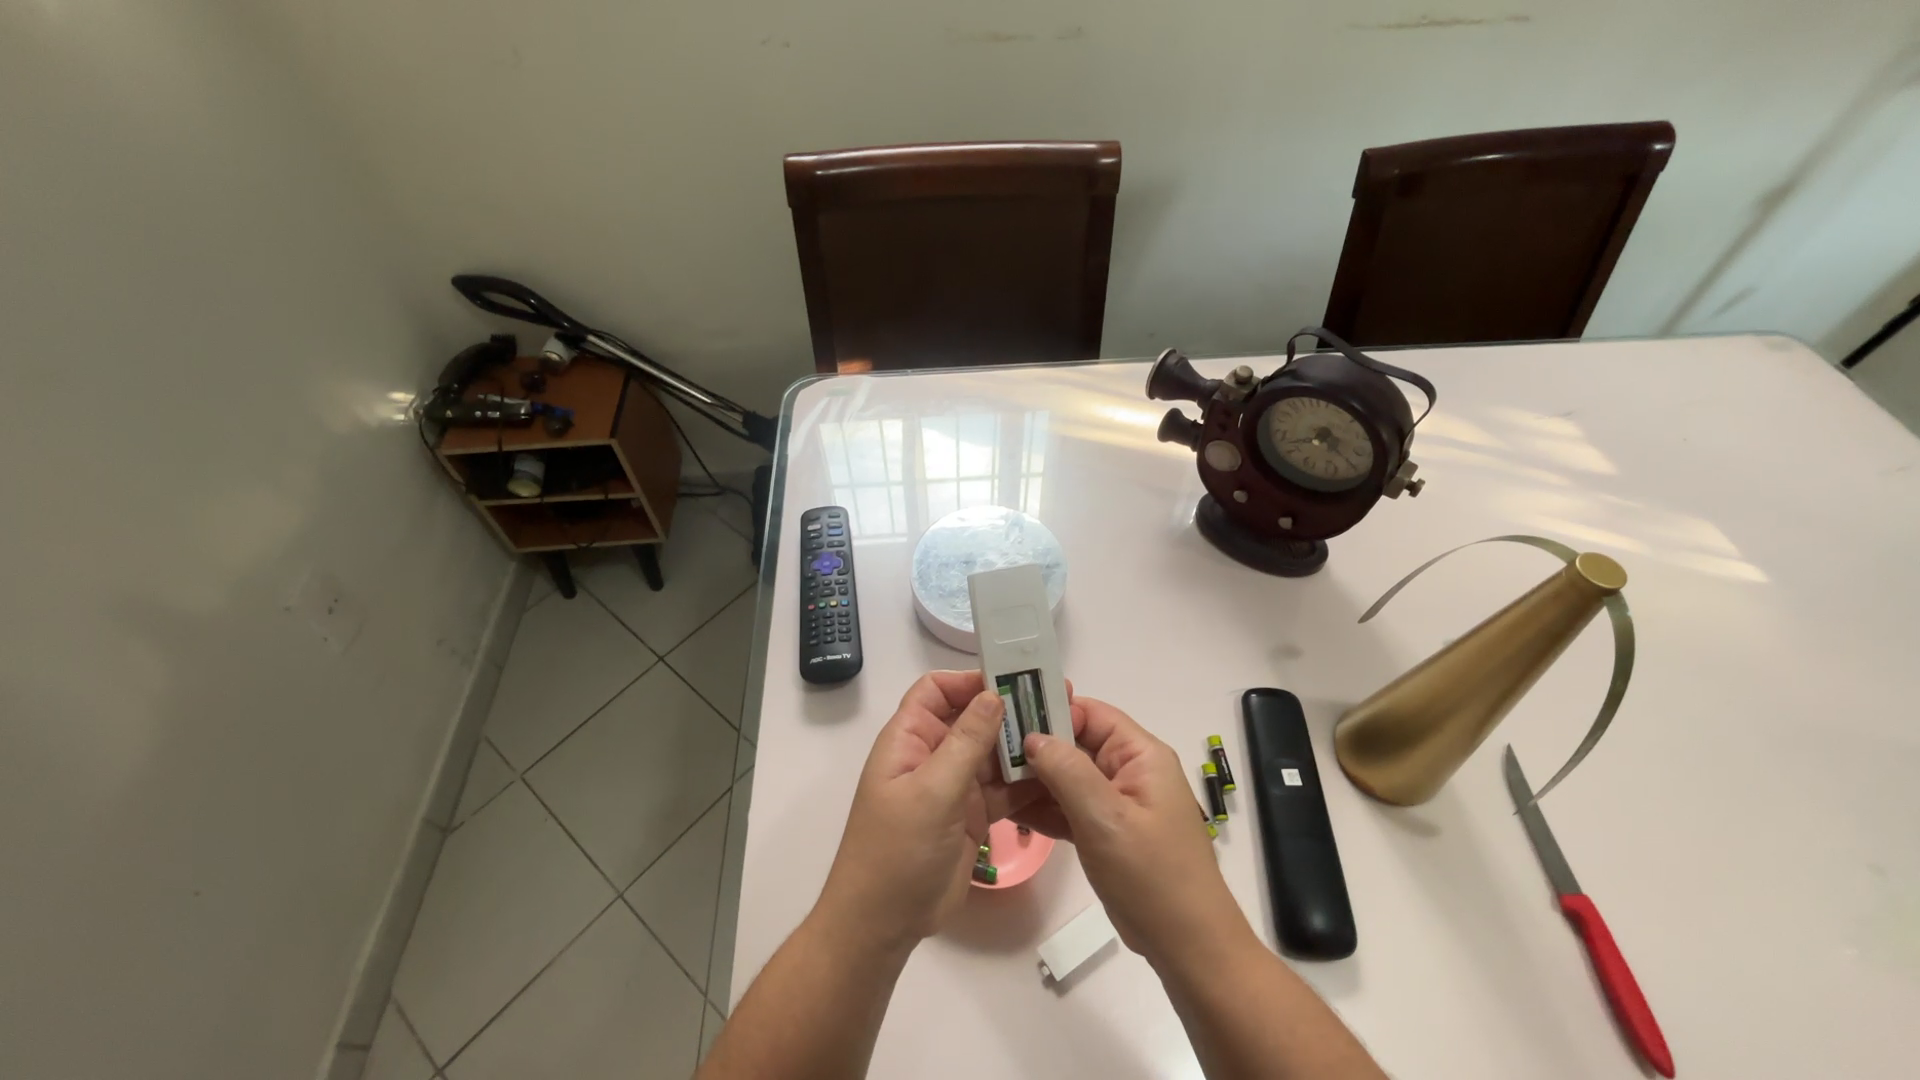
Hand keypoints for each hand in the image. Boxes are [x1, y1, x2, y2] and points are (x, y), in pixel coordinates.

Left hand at [815, 672, 1079, 950]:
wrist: (884, 922)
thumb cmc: (897, 850)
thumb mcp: (932, 790)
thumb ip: (966, 742)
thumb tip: (993, 694)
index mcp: (909, 740)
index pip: (937, 691)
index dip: (970, 680)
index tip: (1015, 680)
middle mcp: (931, 756)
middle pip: (972, 719)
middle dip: (1010, 711)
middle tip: (1058, 704)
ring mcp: (953, 786)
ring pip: (992, 753)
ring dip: (1023, 745)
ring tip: (1066, 735)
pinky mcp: (972, 815)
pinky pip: (1003, 788)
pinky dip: (1026, 781)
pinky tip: (1058, 774)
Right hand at [1014, 697, 1238, 961]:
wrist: (1187, 944)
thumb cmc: (1151, 875)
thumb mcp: (1105, 819)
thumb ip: (1067, 771)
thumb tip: (1033, 735)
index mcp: (1140, 755)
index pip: (1090, 714)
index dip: (1050, 712)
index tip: (1006, 720)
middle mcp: (1129, 771)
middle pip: (1075, 744)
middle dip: (1034, 748)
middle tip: (986, 753)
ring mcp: (1117, 803)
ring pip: (1068, 777)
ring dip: (1033, 781)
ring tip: (988, 780)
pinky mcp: (1106, 832)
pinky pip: (1069, 808)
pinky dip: (1043, 809)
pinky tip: (1007, 810)